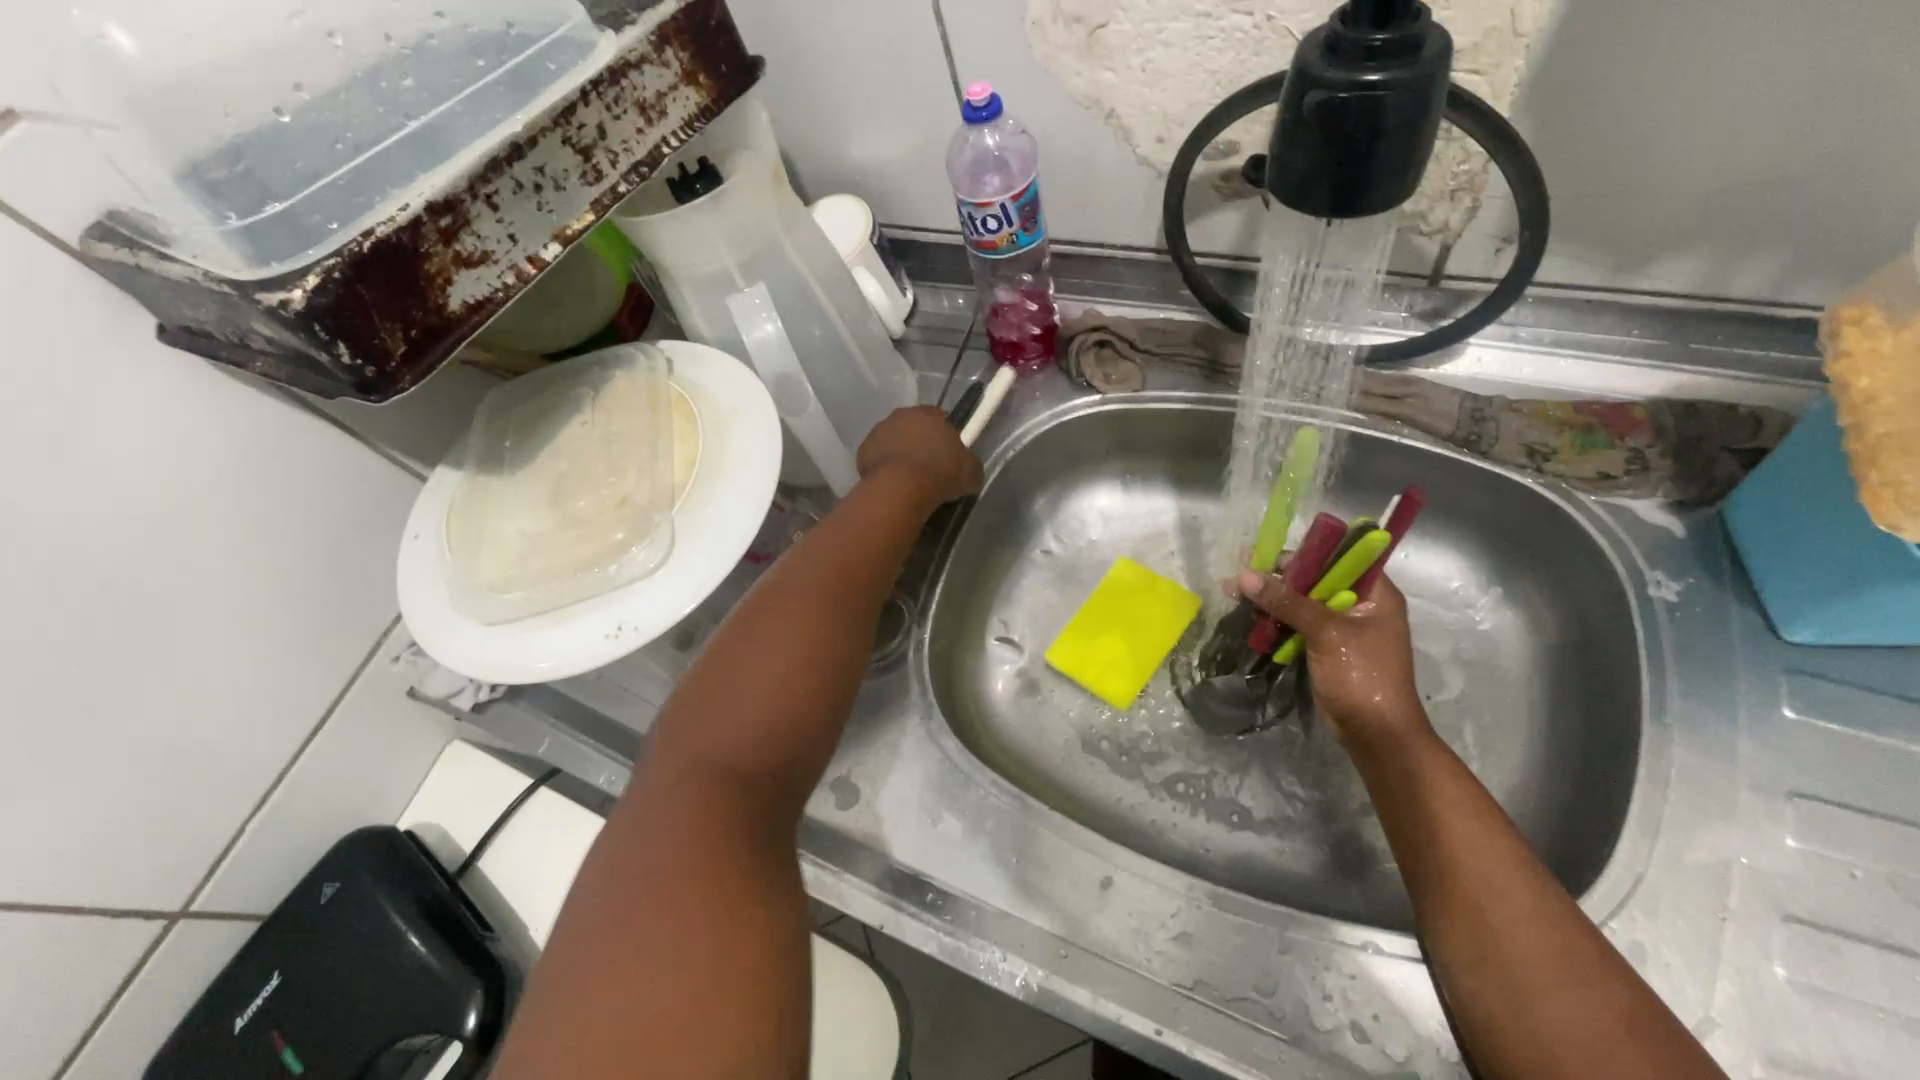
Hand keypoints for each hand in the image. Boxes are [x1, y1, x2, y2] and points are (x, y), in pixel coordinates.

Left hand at [856, 406, 982, 505]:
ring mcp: (878, 432)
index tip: (948, 452)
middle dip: (920, 442)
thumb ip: (969, 463)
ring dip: (900, 454)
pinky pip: (878, 458)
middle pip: (912, 427)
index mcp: (928, 413)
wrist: (901, 489)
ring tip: (909, 479)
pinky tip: (893, 484)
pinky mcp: (863, 452)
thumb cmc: (941, 474)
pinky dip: (884, 468)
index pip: (938, 416)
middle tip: (929, 466)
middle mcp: (900, 416)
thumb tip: (968, 469)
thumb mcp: (971, 472)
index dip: (944, 433)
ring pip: (893, 441)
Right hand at [1235, 569, 1433, 752]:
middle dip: (1277, 576)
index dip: (1304, 551)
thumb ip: (1287, 602)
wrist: (1374, 734)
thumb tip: (1245, 576)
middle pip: (1315, 579)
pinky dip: (1275, 621)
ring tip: (1232, 592)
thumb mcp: (1326, 633)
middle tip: (1240, 572)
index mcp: (1375, 594)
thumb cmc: (1362, 676)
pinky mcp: (1325, 649)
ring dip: (1271, 599)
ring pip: (1301, 603)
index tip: (1266, 551)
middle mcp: (1360, 606)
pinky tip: (1247, 616)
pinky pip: (1297, 626)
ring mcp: (1342, 629)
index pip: (1340, 557)